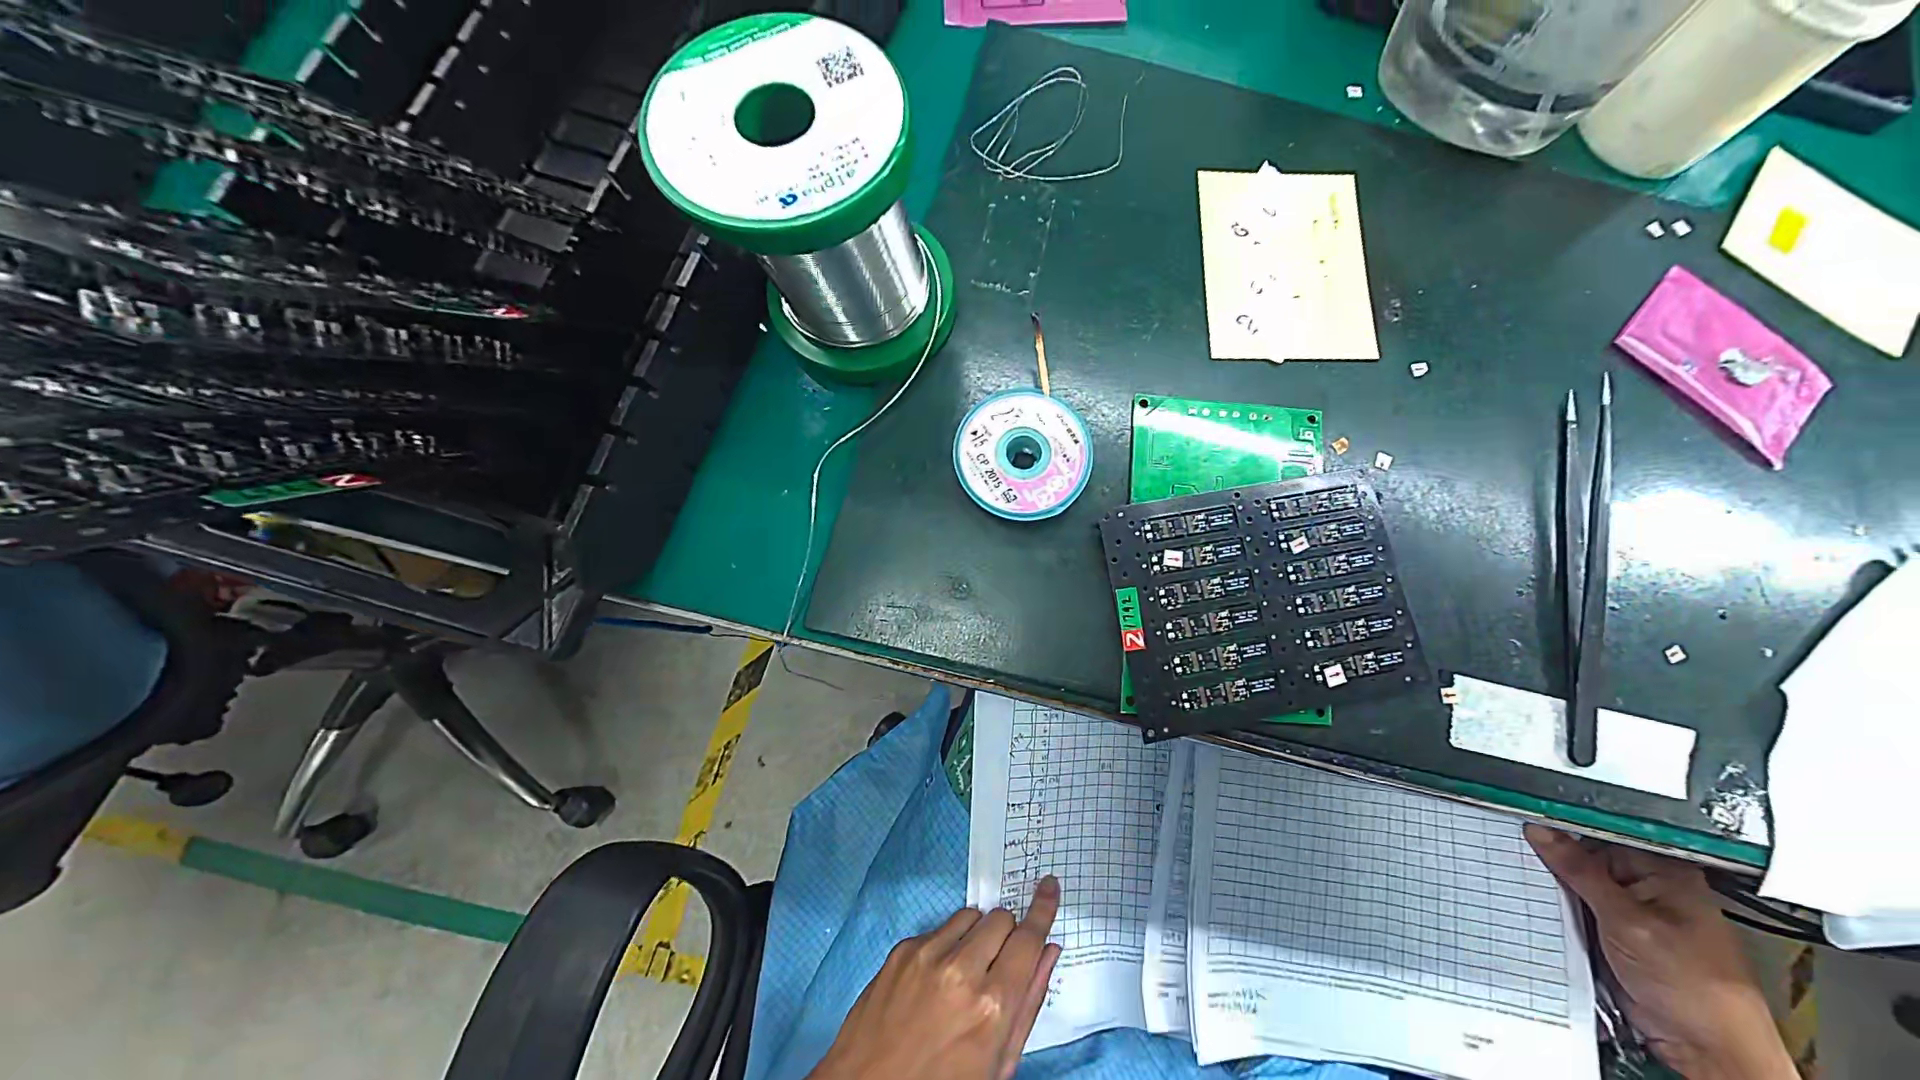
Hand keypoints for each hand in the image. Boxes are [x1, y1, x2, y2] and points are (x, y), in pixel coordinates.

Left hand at [808, 876, 1062, 1079]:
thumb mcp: (998, 1063)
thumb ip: (1028, 1004)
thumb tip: (1048, 951)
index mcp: (992, 1006)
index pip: (1028, 940)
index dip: (1043, 909)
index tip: (1049, 885)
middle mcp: (961, 971)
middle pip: (1001, 918)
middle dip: (1008, 934)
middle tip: (999, 962)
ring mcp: (928, 955)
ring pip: (972, 915)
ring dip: (978, 935)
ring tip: (968, 971)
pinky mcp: (902, 949)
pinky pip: (940, 927)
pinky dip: (948, 943)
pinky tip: (938, 978)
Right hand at [1525, 826, 1796, 1079]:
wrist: (1703, 1046)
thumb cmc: (1694, 985)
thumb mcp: (1628, 919)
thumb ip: (1580, 871)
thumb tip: (1542, 831)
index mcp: (1662, 871)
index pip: (1601, 829)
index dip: (1561, 820)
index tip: (1523, 812)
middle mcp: (1643, 886)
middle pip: (1582, 854)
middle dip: (1548, 853)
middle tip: (1510, 842)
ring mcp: (1623, 910)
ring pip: (1571, 881)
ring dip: (1546, 881)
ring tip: (1513, 868)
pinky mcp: (1606, 932)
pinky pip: (1569, 907)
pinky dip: (1549, 904)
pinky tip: (1526, 895)